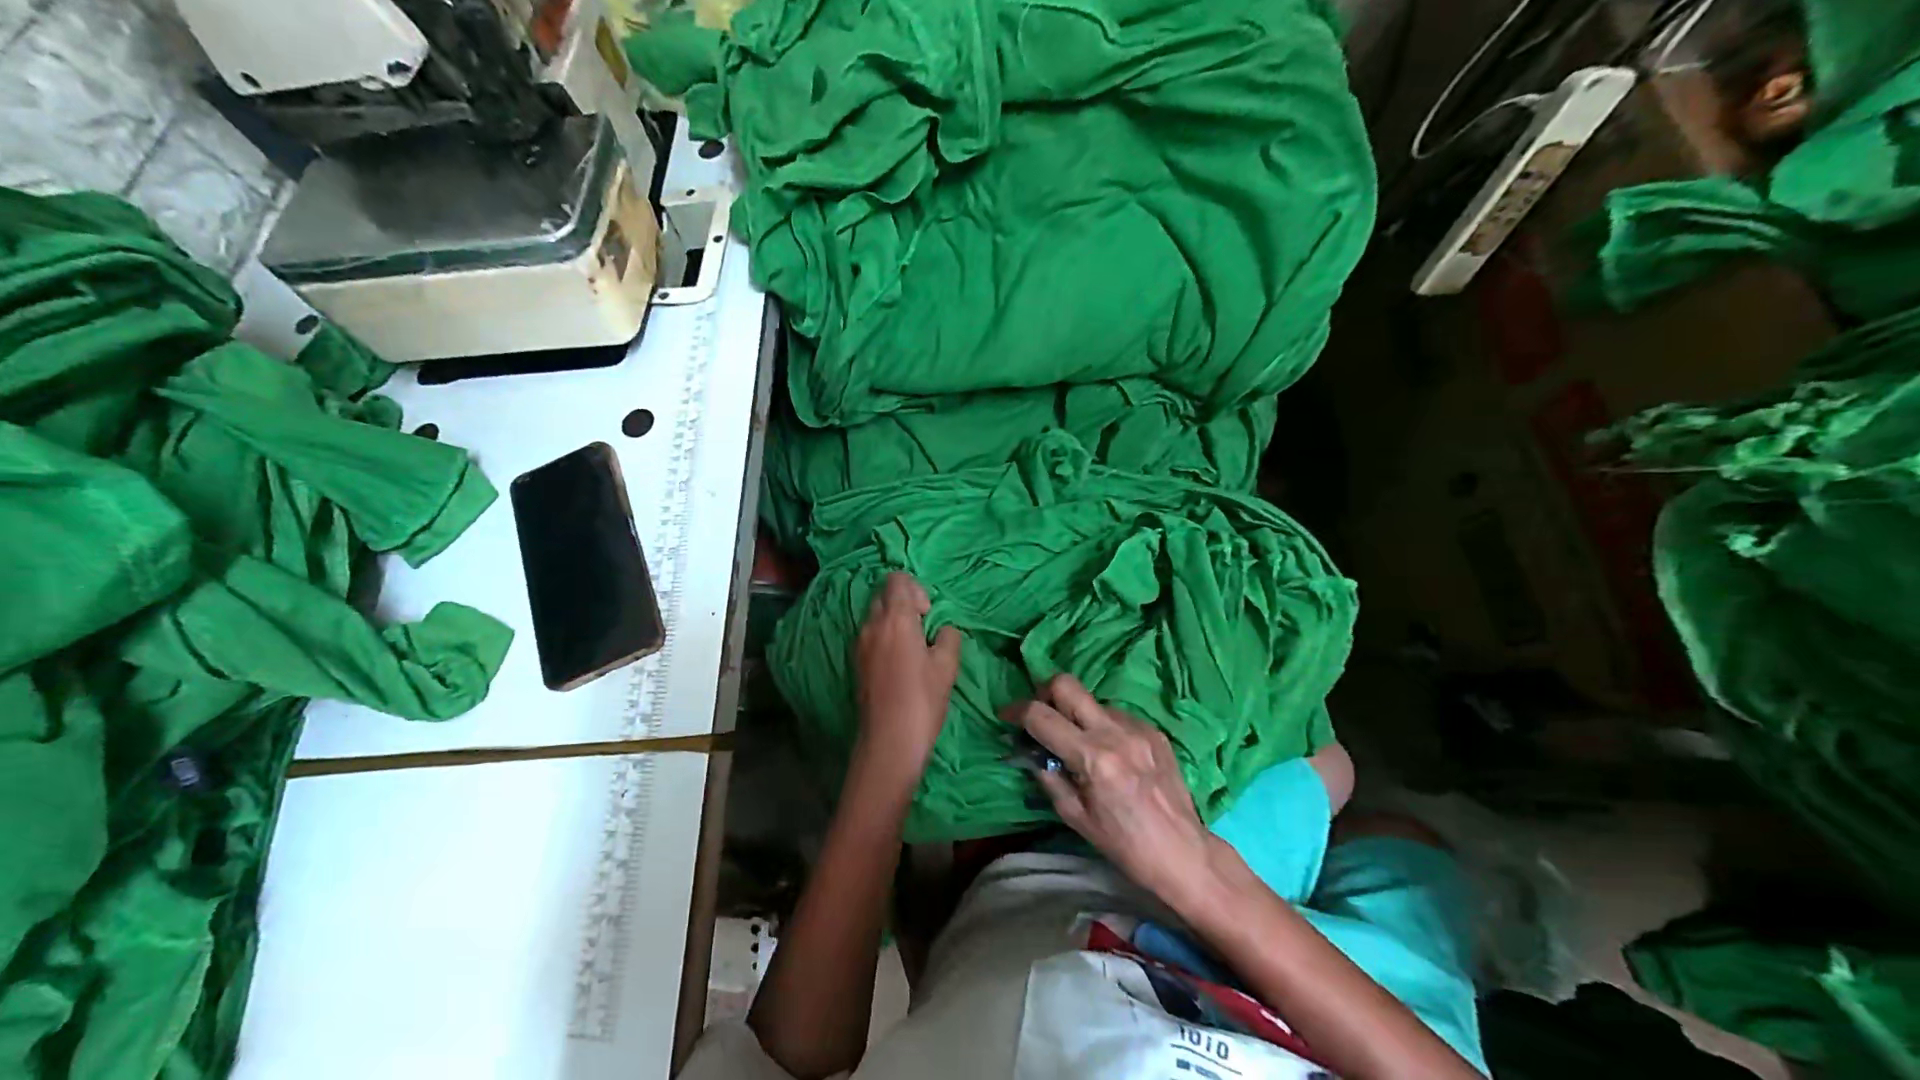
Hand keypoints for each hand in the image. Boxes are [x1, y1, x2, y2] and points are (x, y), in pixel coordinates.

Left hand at [854, 573, 962, 777]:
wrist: (889, 740)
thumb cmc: (922, 699)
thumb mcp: (947, 666)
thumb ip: (947, 637)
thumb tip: (942, 630)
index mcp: (895, 618)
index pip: (897, 580)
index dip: (916, 589)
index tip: (928, 614)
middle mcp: (872, 624)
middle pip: (884, 595)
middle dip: (904, 602)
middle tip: (923, 628)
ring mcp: (860, 643)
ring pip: (875, 615)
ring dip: (893, 620)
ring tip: (913, 647)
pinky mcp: (856, 662)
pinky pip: (870, 635)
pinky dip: (884, 637)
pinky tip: (900, 662)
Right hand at [1005, 675, 1220, 905]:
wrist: (1182, 851)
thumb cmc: (1123, 843)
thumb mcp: (1073, 815)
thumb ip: (1047, 775)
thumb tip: (1028, 749)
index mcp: (1092, 757)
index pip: (1041, 715)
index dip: (1016, 711)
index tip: (1006, 716)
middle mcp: (1115, 732)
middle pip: (1066, 684)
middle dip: (1044, 693)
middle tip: (1040, 717)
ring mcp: (1138, 727)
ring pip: (1092, 700)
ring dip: (1076, 713)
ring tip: (1079, 744)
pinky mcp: (1154, 730)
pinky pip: (1116, 715)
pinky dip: (1102, 726)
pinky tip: (1109, 753)